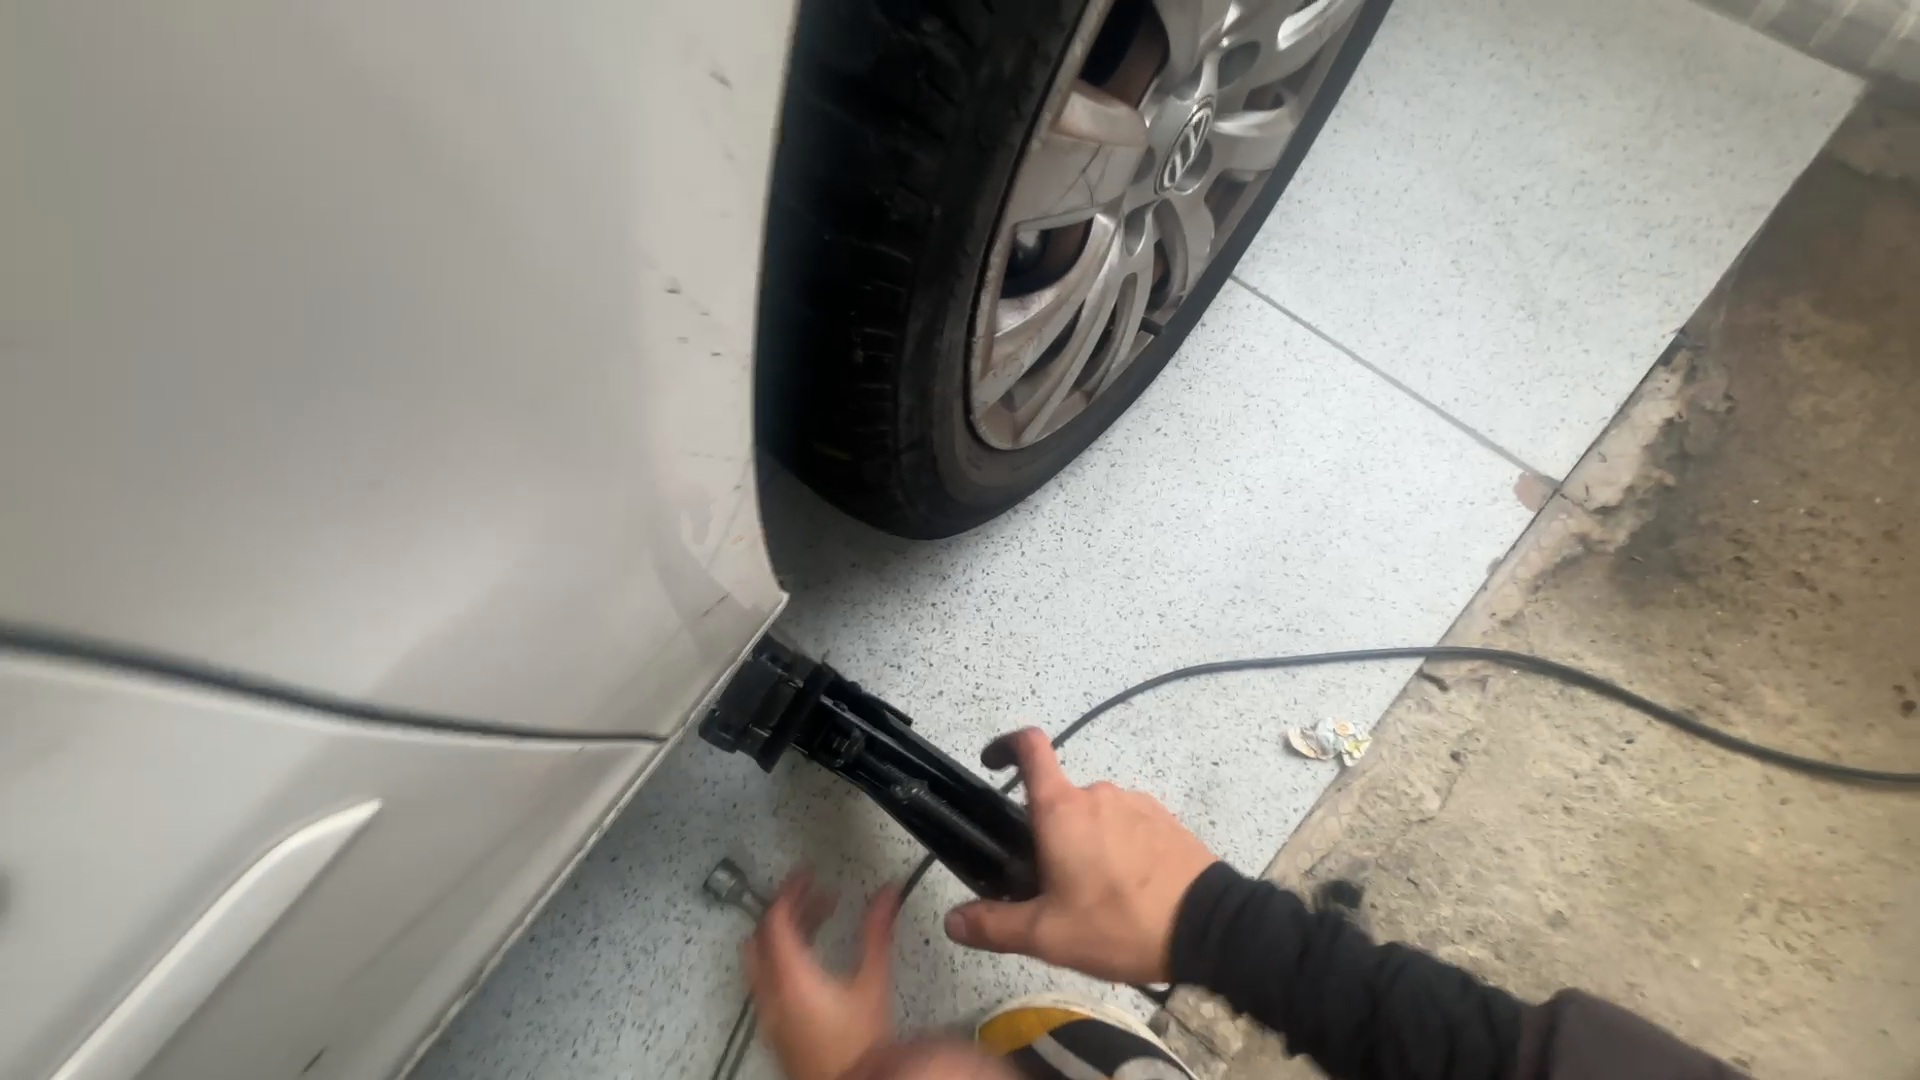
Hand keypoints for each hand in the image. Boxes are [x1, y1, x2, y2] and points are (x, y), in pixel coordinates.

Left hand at [745, 870, 900, 1079]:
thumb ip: (877, 932)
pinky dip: (781, 957)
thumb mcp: (874, 982)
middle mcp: (771, 993)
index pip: (775, 919)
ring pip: (760, 958)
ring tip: (818, 919)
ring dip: (784, 933)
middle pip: (762, 936)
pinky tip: (811, 959)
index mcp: (791, 977)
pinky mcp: (774, 1028)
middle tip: (813, 893)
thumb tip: (886, 894)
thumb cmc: (861, 1043)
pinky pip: (766, 980)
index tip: (807, 874)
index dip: (789, 890)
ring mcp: (769, 1013)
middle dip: (786, 908)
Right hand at [944, 727, 1219, 983]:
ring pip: (1092, 816)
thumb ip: (995, 925)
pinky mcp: (1163, 819)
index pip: (1029, 746)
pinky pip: (1125, 824)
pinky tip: (1129, 890)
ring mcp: (1134, 802)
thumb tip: (951, 920)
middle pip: (1057, 800)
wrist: (1209, 927)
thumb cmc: (1119, 922)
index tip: (992, 764)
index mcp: (1061, 808)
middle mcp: (1095, 793)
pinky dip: (1116, 847)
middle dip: (1047, 835)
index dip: (1005, 745)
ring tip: (1095, 898)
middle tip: (1051, 886)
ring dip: (1084, 844)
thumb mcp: (1049, 935)